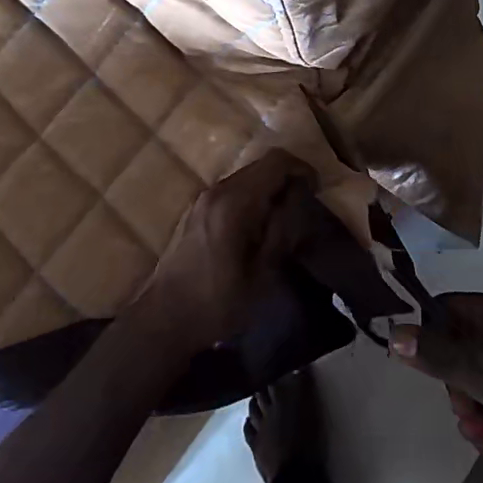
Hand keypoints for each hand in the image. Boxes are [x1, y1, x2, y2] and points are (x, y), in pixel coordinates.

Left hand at [134, 149, 313, 352]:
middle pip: (262, 165)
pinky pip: (235, 189)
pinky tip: (261, 226)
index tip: (318, 192)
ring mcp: (204, 199)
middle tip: (307, 205)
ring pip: (248, 176)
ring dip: (271, 188)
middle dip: (289, 178)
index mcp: (235, 202)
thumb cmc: (217, 303)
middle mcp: (218, 191)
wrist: (164, 321)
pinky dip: (255, 196)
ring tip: (287, 218)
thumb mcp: (262, 273)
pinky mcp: (198, 211)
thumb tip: (299, 198)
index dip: (302, 169)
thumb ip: (282, 229)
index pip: (276, 161)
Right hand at [389, 292, 482, 482]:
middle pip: (449, 351)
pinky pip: (480, 406)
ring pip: (462, 384)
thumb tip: (393, 333)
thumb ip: (441, 356)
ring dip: (470, 413)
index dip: (432, 340)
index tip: (433, 370)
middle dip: (456, 388)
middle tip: (472, 407)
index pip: (443, 311)